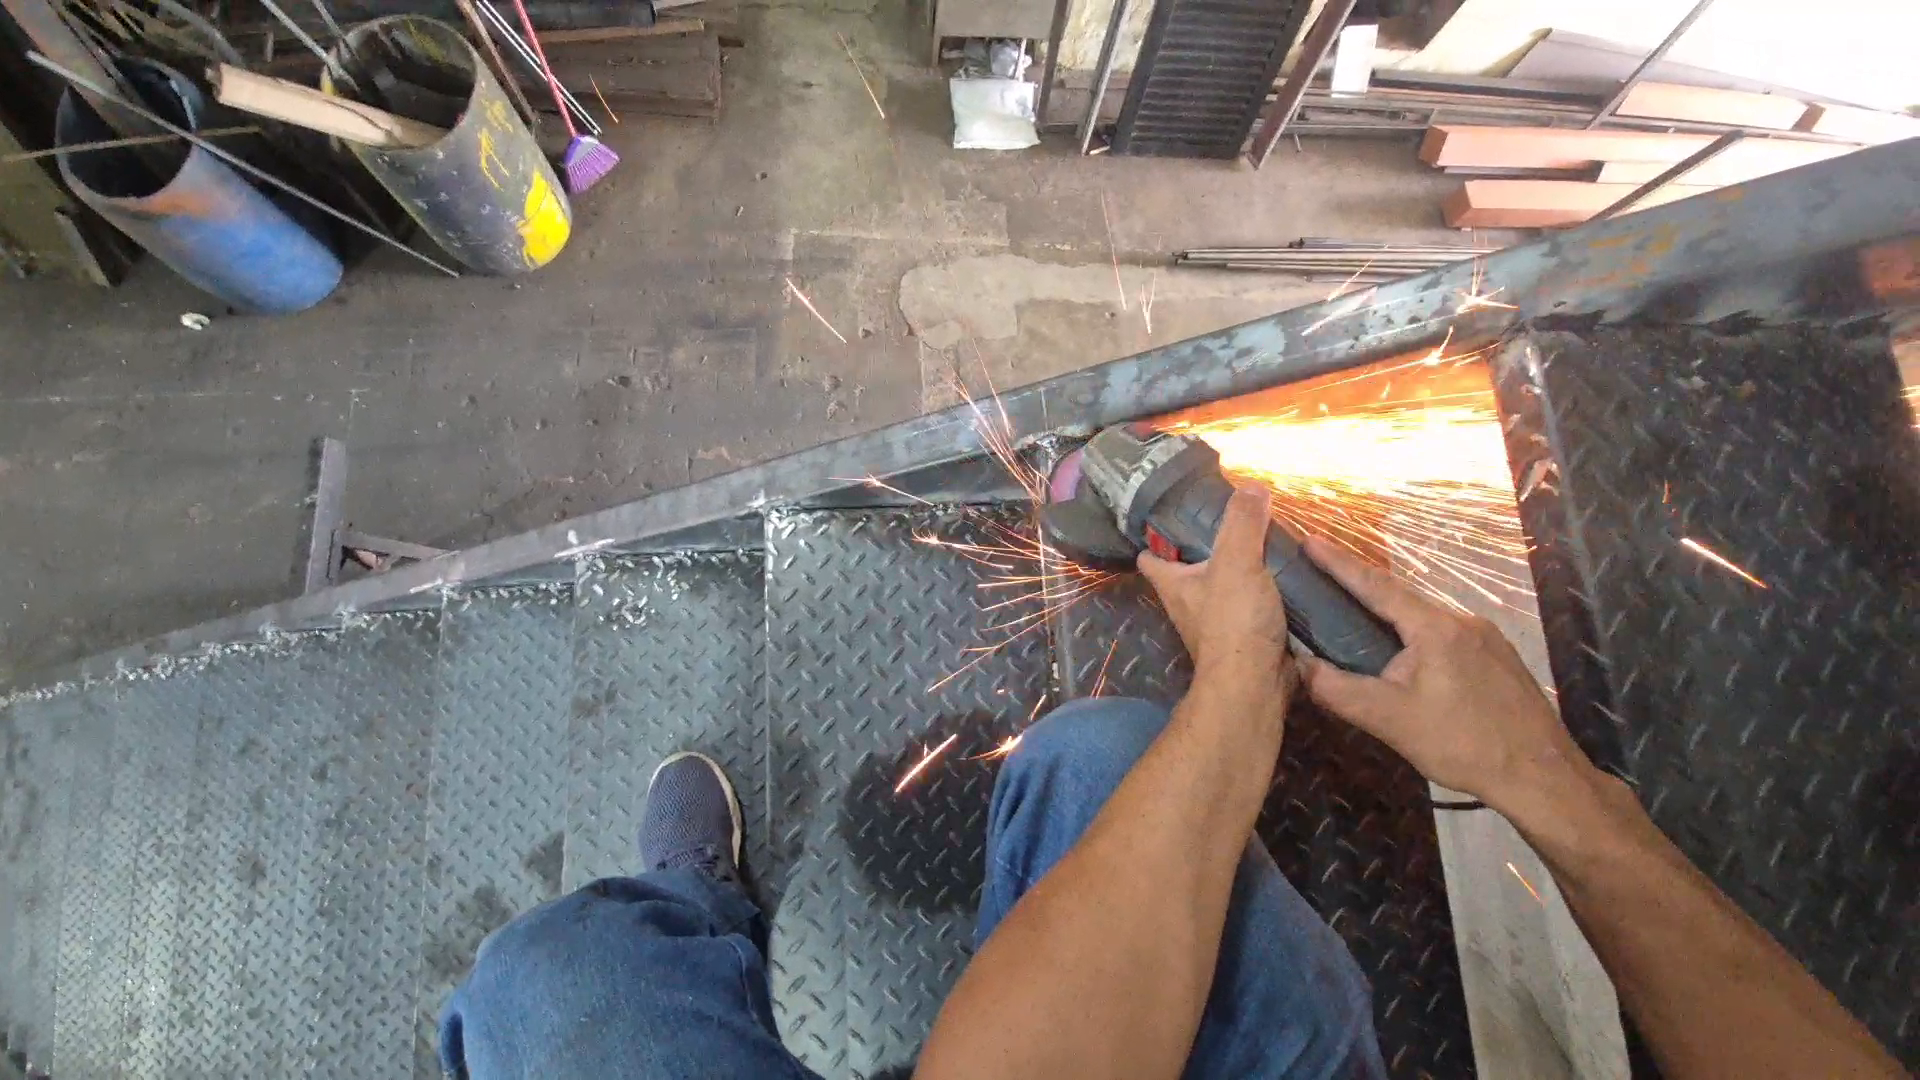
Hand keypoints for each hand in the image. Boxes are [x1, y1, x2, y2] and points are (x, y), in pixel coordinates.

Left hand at [1137, 484, 1295, 715]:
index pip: (1150, 556)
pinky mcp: (1244, 638)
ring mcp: (1214, 623)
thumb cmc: (1233, 621)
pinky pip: (1251, 608)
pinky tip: (1287, 578)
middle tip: (1236, 520)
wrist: (1256, 684)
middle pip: (1189, 569)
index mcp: (1173, 584)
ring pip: (1223, 588)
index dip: (1155, 536)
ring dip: (1241, 571)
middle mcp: (1187, 603)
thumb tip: (1251, 487)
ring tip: (1269, 543)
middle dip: (1208, 548)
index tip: (1173, 513)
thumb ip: (1242, 523)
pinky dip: (1265, 594)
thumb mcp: (1237, 562)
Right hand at [1296, 536, 1594, 810]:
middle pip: (1400, 597)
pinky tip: (1401, 657)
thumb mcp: (1390, 721)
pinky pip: (1442, 635)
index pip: (1377, 586)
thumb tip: (1299, 665)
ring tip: (1352, 619)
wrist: (1544, 779)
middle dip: (1358, 585)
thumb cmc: (1464, 745)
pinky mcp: (1496, 659)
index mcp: (1436, 629)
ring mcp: (1486, 639)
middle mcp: (1463, 622)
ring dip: (1386, 614)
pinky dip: (1412, 635)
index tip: (1309, 540)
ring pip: (1422, 618)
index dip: (1338, 563)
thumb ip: (1338, 690)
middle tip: (1320, 577)